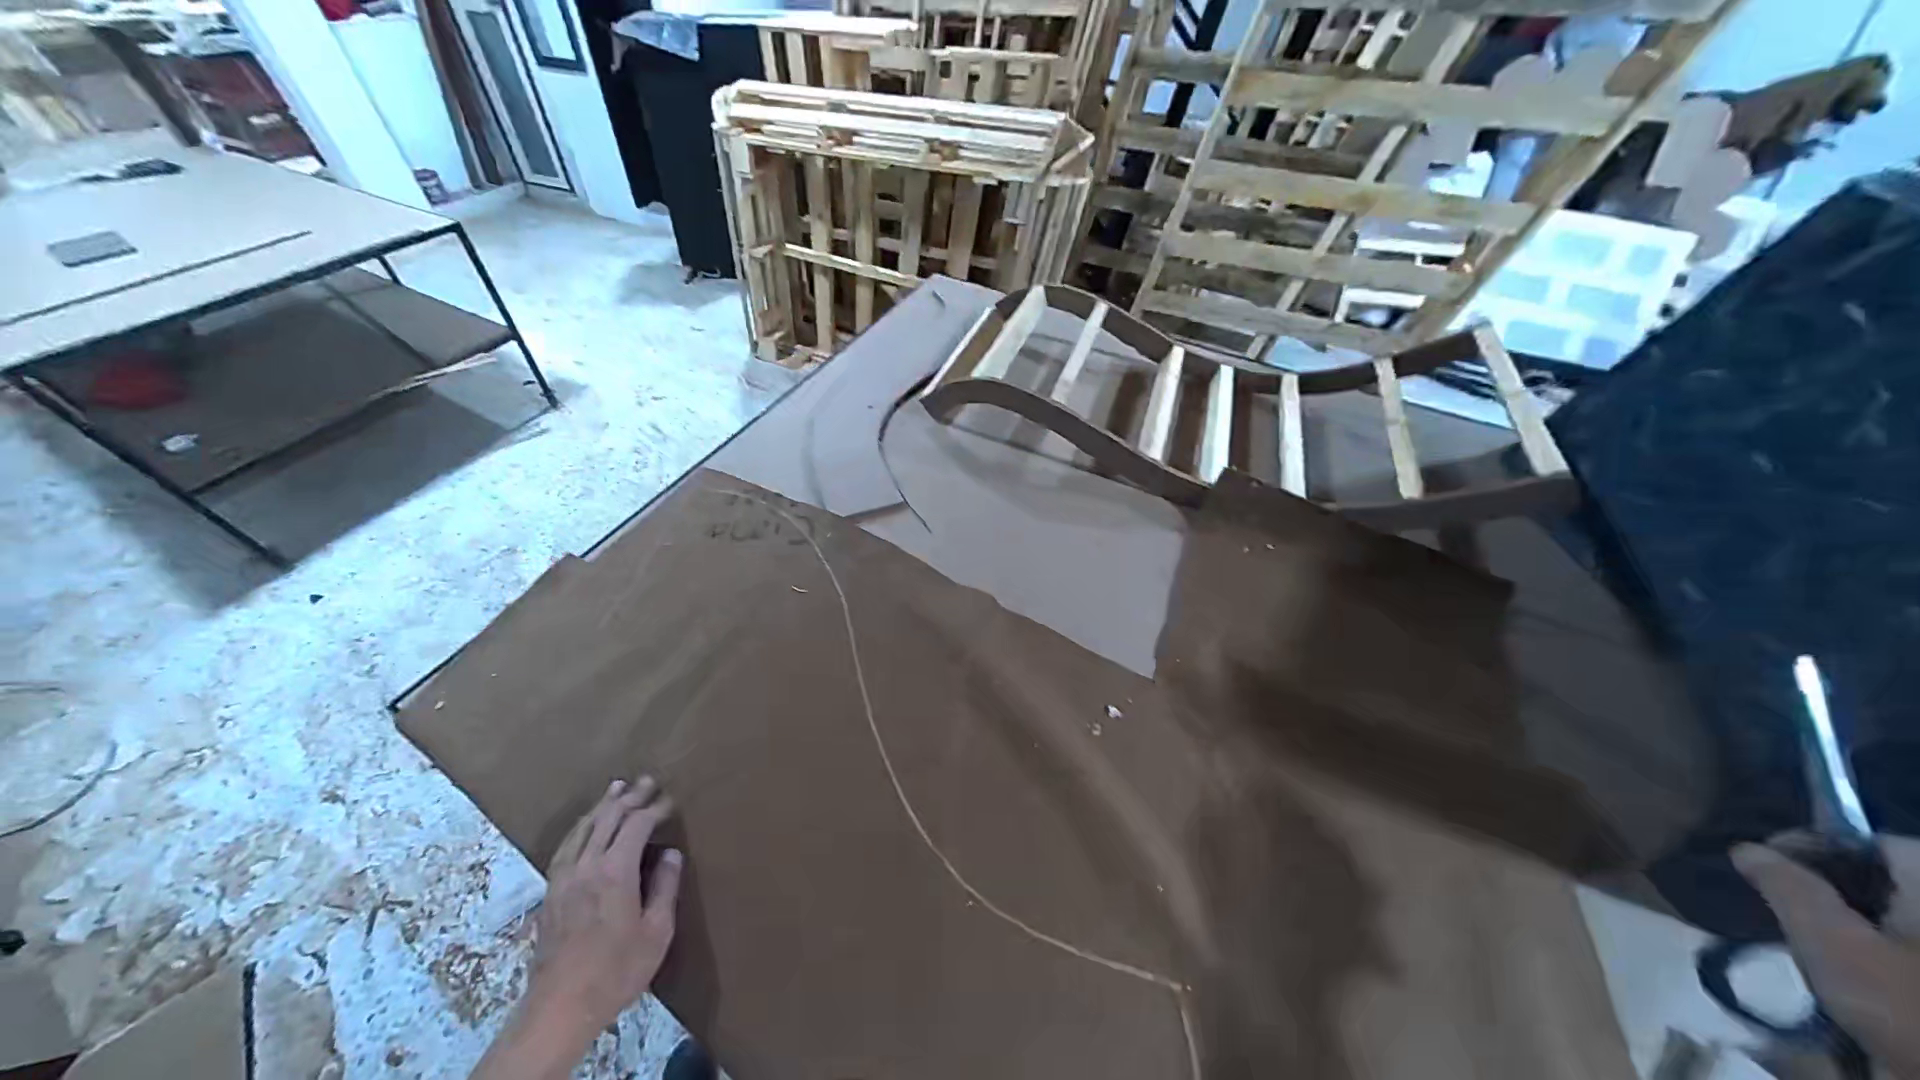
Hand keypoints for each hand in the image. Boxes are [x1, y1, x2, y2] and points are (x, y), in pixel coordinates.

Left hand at [471, 777, 682, 1079]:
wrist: (560, 1007)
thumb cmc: (616, 970)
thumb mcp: (656, 932)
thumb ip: (664, 888)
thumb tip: (669, 854)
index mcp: (614, 871)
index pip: (636, 825)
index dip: (655, 808)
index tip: (670, 800)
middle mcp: (586, 866)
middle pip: (607, 818)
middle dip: (629, 797)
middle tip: (646, 781)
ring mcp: (563, 878)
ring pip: (583, 828)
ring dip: (602, 806)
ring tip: (616, 789)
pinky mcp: (551, 893)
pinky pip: (567, 846)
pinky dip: (581, 827)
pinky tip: (586, 827)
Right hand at [1734, 835, 1919, 1079]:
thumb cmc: (1905, 1005)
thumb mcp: (1830, 941)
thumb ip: (1785, 885)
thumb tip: (1747, 849)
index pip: (1873, 841)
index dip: (1814, 844)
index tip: (1764, 865)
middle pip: (1887, 878)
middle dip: (1828, 884)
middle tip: (1784, 904)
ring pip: (1898, 915)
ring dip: (1852, 919)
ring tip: (1813, 940)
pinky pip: (1906, 948)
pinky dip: (1878, 951)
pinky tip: (1854, 975)